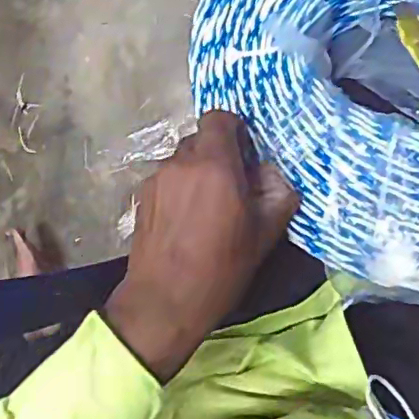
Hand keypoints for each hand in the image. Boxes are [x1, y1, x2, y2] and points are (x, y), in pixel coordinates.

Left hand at [104, 110, 298, 379]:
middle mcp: (180, 162)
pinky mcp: (141, 197)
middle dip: (217, 155)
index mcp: (213, 164)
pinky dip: (179, 188)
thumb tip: (271, 175)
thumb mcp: (264, 234)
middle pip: (200, 139)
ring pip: (182, 160)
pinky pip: (166, 179)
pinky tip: (184, 221)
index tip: (245, 155)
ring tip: (207, 208)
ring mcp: (156, 178)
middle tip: (231, 186)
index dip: (235, 131)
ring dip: (197, 173)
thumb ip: (277, 194)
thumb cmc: (220, 268)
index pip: (219, 118)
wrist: (164, 300)